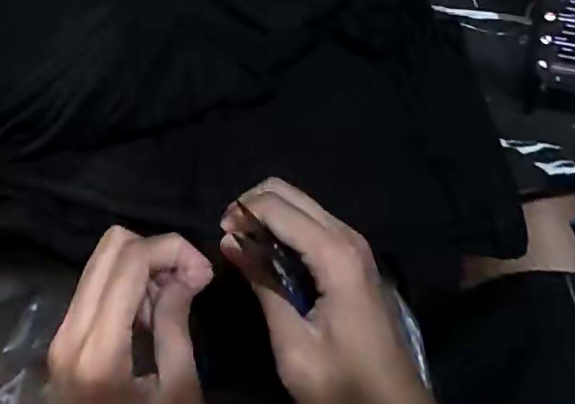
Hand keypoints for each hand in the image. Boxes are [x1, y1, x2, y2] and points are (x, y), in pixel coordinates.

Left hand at [50, 226, 213, 403]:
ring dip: (143, 265)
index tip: (205, 272)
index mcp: (97, 350)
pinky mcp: (64, 342)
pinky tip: (150, 314)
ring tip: (173, 299)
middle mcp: (69, 334)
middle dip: (157, 249)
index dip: (174, 248)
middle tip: (189, 278)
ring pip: (102, 261)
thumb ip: (177, 322)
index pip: (132, 259)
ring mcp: (61, 337)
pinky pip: (96, 286)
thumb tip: (188, 270)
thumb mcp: (178, 393)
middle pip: (112, 246)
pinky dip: (128, 284)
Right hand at [220, 179, 431, 403]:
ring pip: (301, 202)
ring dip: (268, 213)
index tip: (220, 235)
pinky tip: (270, 252)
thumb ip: (264, 287)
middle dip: (253, 205)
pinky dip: (285, 225)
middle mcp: (346, 234)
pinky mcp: (353, 253)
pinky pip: (312, 220)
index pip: (278, 205)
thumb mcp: (294, 348)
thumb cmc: (343, 383)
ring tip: (244, 243)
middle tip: (230, 235)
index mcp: (335, 253)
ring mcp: (353, 241)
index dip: (243, 212)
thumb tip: (230, 242)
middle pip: (289, 192)